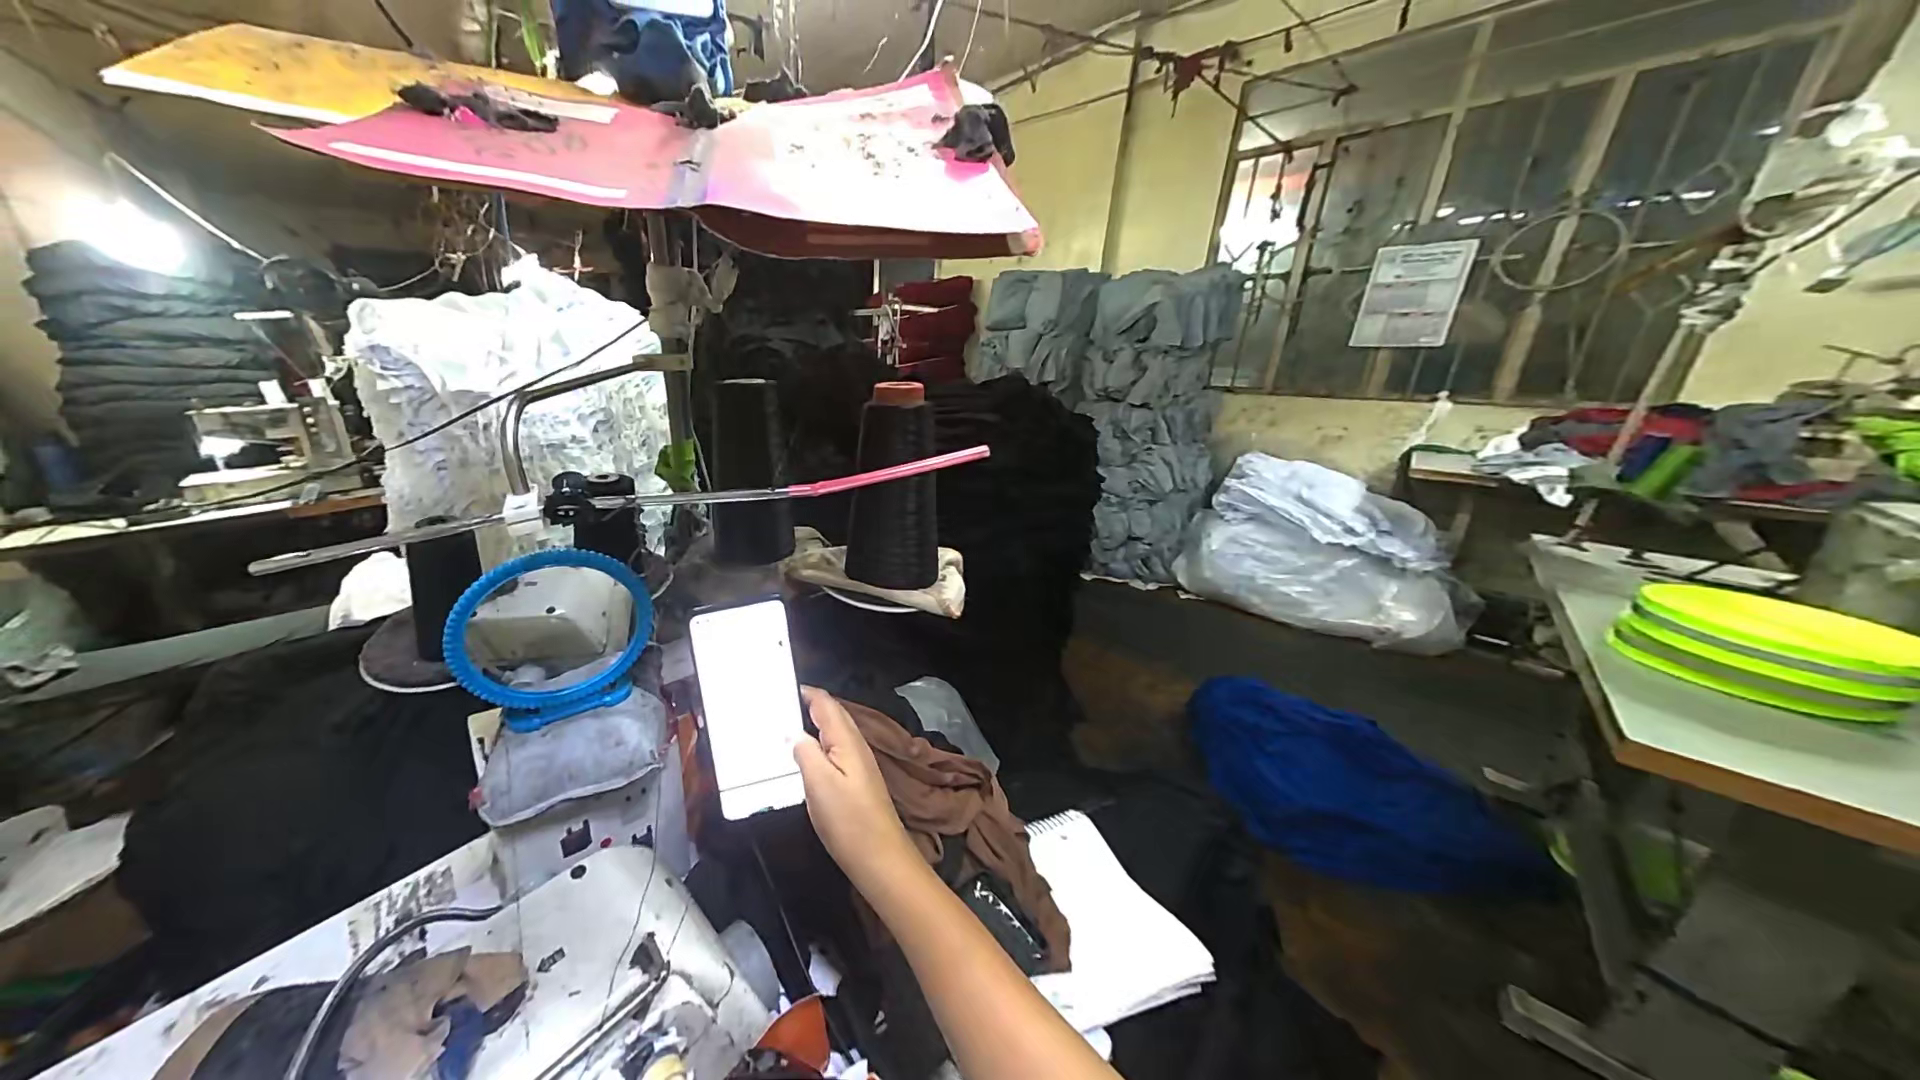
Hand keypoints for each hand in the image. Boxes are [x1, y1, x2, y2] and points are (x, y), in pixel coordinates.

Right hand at [793, 687, 920, 891]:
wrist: (879, 856)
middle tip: (778, 703)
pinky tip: (805, 755)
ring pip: (833, 732)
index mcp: (847, 740)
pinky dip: (817, 743)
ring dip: (812, 723)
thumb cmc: (849, 820)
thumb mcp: (819, 784)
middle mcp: (856, 746)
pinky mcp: (856, 780)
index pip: (826, 704)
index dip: (805, 692)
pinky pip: (834, 750)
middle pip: (832, 714)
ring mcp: (858, 763)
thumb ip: (805, 753)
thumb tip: (793, 732)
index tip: (780, 687)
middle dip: (808, 704)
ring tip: (784, 725)